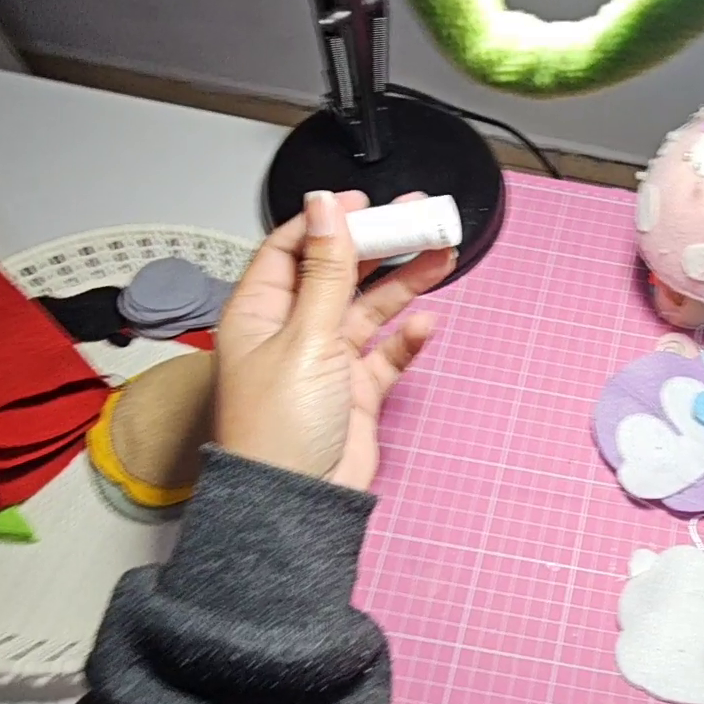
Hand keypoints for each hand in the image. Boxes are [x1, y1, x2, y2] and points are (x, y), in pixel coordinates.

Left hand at [216, 189, 455, 489]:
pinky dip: (407, 339)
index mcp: (262, 311)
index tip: (366, 203)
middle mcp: (294, 330)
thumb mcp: (306, 337)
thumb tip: (325, 207)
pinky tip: (426, 325)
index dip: (328, 220)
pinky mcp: (356, 390)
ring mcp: (327, 360)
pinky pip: (387, 354)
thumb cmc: (282, 424)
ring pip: (370, 310)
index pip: (292, 248)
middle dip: (378, 246)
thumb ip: (326, 272)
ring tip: (441, 257)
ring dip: (403, 284)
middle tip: (419, 220)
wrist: (300, 500)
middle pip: (339, 274)